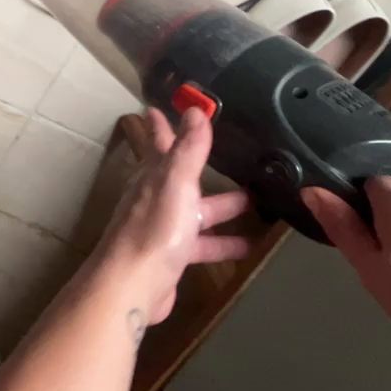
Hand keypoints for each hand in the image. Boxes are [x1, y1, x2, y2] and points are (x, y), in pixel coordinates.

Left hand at [97, 107, 253, 322]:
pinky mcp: (173, 254)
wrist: (135, 282)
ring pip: (196, 209)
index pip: (158, 142)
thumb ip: (187, 149)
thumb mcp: (175, 182)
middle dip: (198, 164)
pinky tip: (249, 245)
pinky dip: (224, 242)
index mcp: (152, 176)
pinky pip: (203, 243)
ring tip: (256, 201)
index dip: (161, 125)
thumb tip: (194, 109)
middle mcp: (155, 196)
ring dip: (222, 205)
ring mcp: (163, 226)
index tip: (158, 107)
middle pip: (180, 174)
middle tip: (228, 154)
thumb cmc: (154, 228)